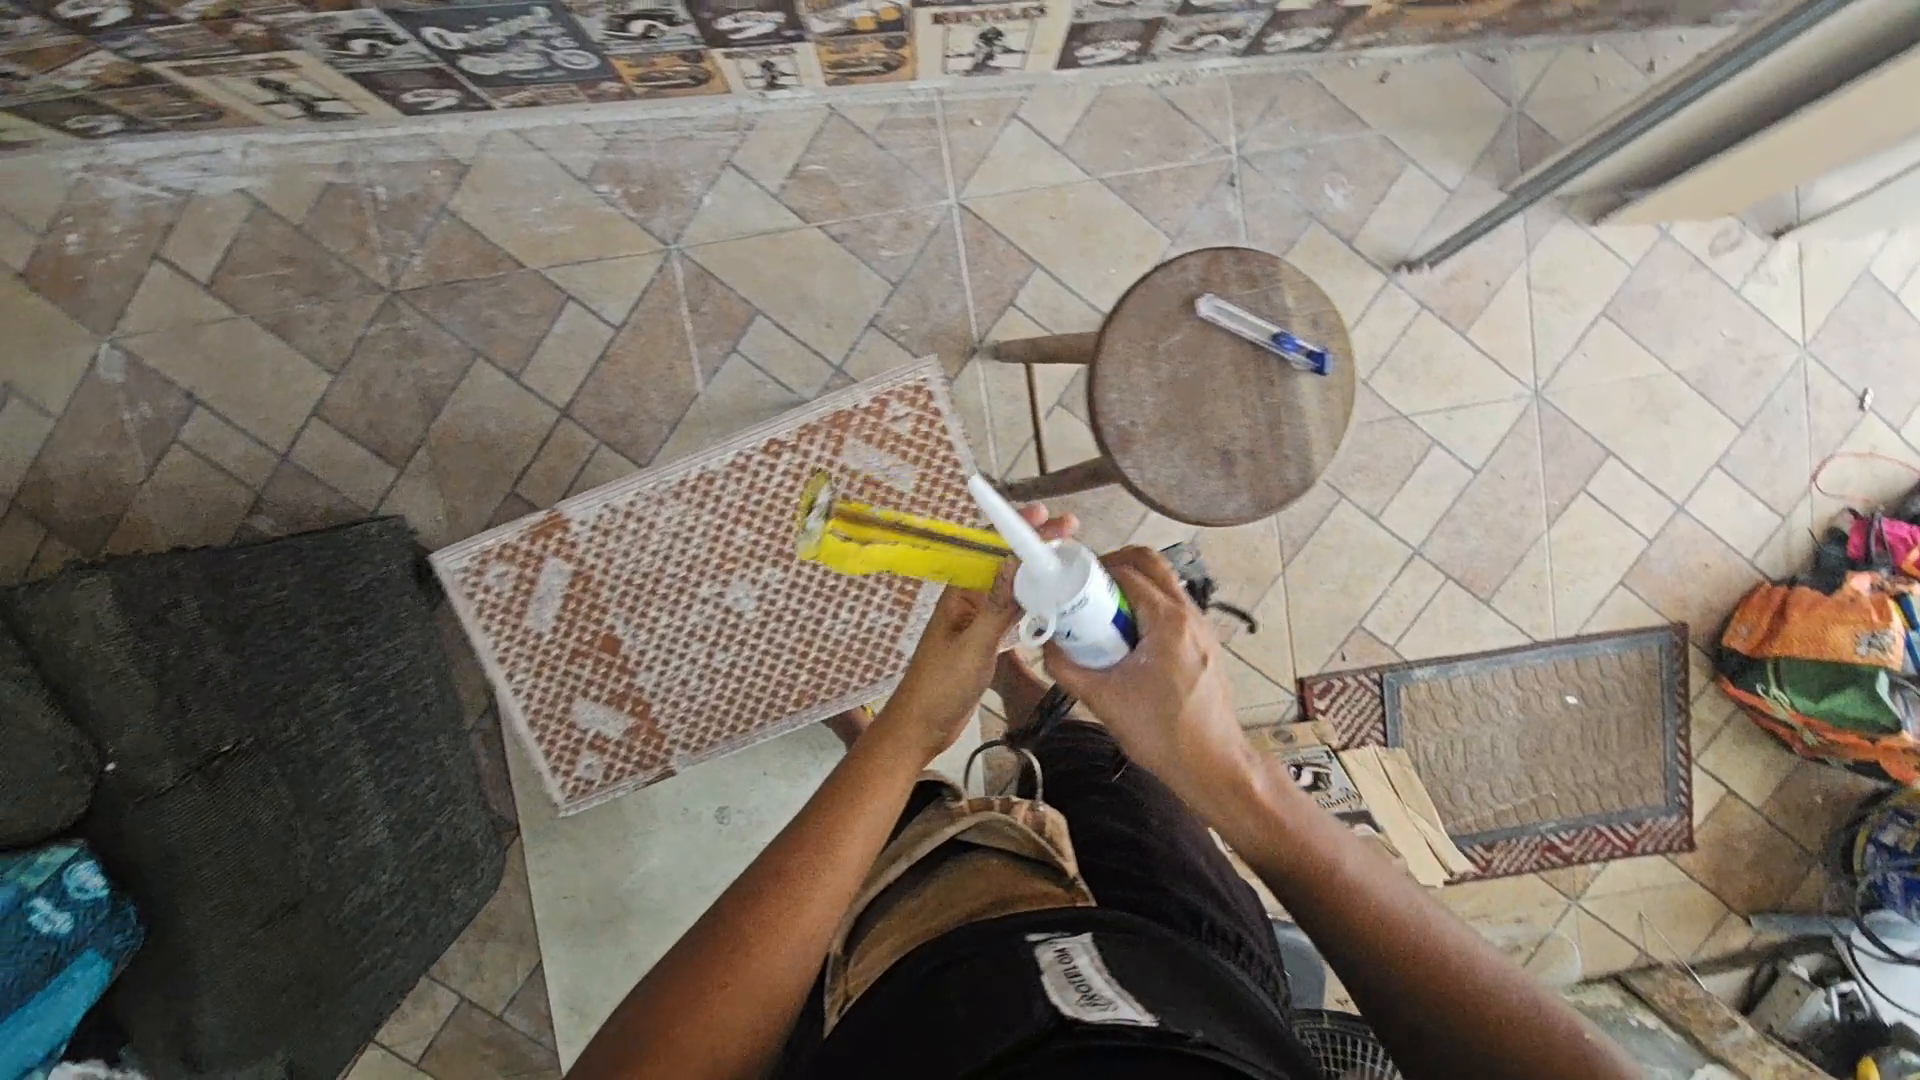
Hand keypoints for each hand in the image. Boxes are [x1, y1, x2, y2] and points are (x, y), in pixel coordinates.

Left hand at [868, 505, 1076, 764]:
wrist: (922, 726)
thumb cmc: (939, 687)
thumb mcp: (973, 645)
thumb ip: (997, 606)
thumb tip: (1016, 561)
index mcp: (959, 594)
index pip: (991, 551)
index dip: (1017, 530)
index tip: (1045, 516)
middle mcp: (969, 600)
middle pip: (1005, 564)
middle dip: (1034, 546)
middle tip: (1070, 532)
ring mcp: (978, 620)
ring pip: (1012, 587)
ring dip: (1038, 573)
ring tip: (1068, 560)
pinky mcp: (986, 640)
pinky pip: (1014, 612)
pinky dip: (1034, 603)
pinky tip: (1055, 601)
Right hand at [1041, 547, 1253, 812]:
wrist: (1214, 766)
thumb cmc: (1162, 734)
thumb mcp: (1102, 700)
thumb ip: (1066, 667)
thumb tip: (1046, 643)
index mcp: (1168, 622)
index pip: (1126, 572)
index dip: (1092, 572)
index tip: (1068, 584)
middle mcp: (1189, 615)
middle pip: (1150, 564)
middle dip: (1113, 566)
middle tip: (1084, 588)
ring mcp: (1201, 628)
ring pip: (1163, 583)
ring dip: (1131, 587)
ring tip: (1101, 614)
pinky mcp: (1203, 643)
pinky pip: (1171, 607)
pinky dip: (1145, 607)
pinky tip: (1125, 639)